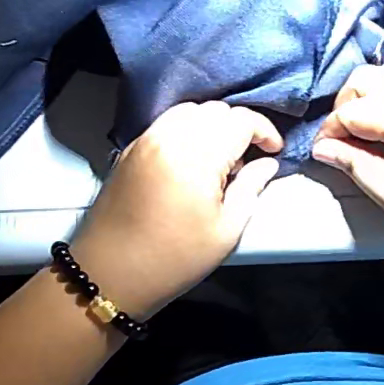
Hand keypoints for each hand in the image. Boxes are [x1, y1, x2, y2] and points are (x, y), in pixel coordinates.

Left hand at [70, 101, 283, 315]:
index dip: (264, 130)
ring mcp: (146, 140)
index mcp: (196, 157)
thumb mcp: (225, 230)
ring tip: (220, 159)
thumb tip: (267, 165)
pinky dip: (188, 130)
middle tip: (248, 159)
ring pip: (190, 111)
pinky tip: (193, 160)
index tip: (273, 151)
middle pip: (215, 110)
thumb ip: (250, 189)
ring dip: (212, 125)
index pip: (240, 120)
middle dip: (239, 127)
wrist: (110, 273)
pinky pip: (167, 123)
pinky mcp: (131, 149)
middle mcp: (170, 138)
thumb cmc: (174, 259)